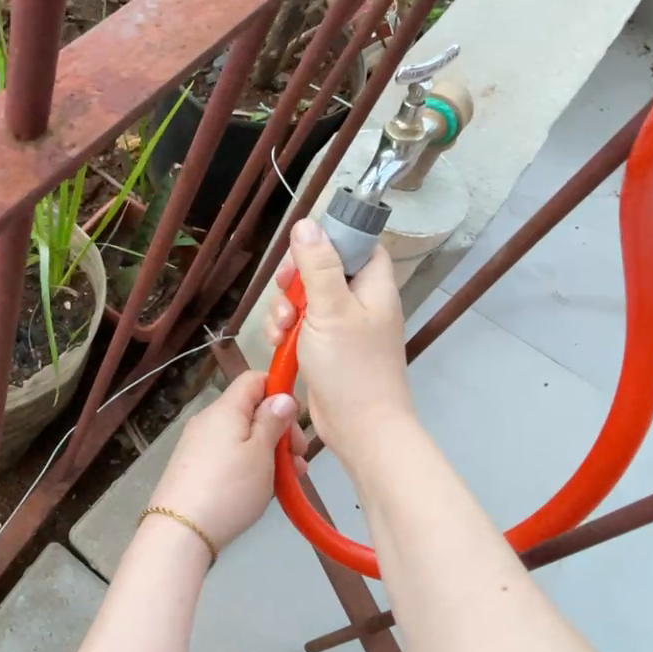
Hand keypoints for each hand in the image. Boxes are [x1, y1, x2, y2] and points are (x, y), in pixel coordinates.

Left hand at [145, 370, 299, 553]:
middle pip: (250, 409)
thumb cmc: (229, 487)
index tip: (297, 420)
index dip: (279, 391)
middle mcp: (208, 420)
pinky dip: (251, 463)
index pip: (253, 379)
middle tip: (299, 457)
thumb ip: (272, 421)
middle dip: (280, 428)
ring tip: (292, 478)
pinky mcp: (194, 466)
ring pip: (243, 435)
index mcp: (225, 408)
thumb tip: (282, 396)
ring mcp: (199, 443)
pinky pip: (229, 454)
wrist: (181, 530)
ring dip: (270, 450)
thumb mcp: (260, 453)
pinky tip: (267, 486)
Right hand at [263, 218, 418, 458]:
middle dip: (294, 281)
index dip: (329, 241)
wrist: (360, 428)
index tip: (302, 251)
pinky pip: (301, 325)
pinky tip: (279, 345)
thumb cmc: (351, 366)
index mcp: (373, 286)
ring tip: (282, 331)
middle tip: (285, 293)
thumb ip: (317, 265)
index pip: (357, 244)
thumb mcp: (330, 310)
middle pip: (322, 269)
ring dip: (285, 310)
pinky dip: (287, 331)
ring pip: (305, 298)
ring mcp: (343, 326)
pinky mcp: (326, 347)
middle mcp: (360, 302)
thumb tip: (307, 223)